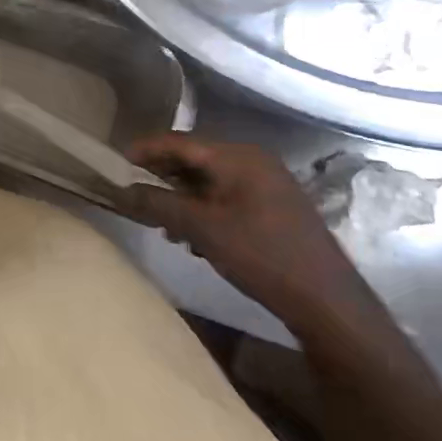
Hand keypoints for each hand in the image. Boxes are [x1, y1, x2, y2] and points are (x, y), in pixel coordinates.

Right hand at [123, 133, 369, 321]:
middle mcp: (253, 161)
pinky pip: (224, 195)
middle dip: (160, 175)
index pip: (179, 141)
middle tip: (133, 193)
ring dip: (179, 196)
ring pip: (207, 179)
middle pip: (193, 158)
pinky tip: (191, 235)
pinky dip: (201, 207)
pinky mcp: (271, 205)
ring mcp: (266, 183)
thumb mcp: (200, 228)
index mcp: (238, 157)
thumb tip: (124, 189)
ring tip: (160, 221)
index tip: (115, 163)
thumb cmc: (260, 254)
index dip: (144, 150)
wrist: (325, 299)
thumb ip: (158, 203)